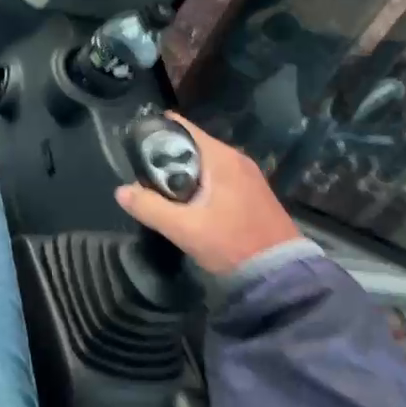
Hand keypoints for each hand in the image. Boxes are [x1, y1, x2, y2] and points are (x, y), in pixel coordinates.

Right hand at [115, 112, 302, 275]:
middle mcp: (236, 160)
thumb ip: (149, 207)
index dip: (153, 133)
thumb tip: (121, 191)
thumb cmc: (234, 244)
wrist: (285, 280)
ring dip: (180, 173)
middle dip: (164, 158)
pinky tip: (188, 205)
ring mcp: (248, 176)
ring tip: (162, 193)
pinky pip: (216, 176)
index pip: (179, 126)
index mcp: (221, 158)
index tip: (134, 149)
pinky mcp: (252, 193)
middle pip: (188, 145)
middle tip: (145, 177)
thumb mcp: (184, 229)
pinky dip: (198, 184)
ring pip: (202, 162)